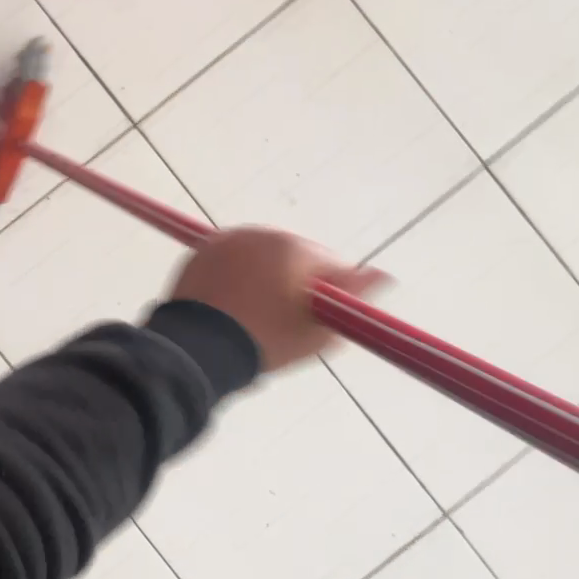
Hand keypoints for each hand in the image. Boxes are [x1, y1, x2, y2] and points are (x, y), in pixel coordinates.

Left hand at [167, 227, 388, 372]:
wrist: (199, 345)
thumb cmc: (265, 338)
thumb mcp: (319, 326)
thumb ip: (352, 296)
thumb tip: (381, 276)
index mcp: (292, 247)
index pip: (329, 265)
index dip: (329, 292)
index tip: (317, 317)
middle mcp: (257, 234)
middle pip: (291, 256)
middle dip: (293, 280)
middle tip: (283, 317)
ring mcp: (222, 241)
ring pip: (258, 258)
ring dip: (264, 276)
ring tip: (255, 313)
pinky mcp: (197, 254)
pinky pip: (229, 262)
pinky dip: (234, 276)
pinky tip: (232, 304)